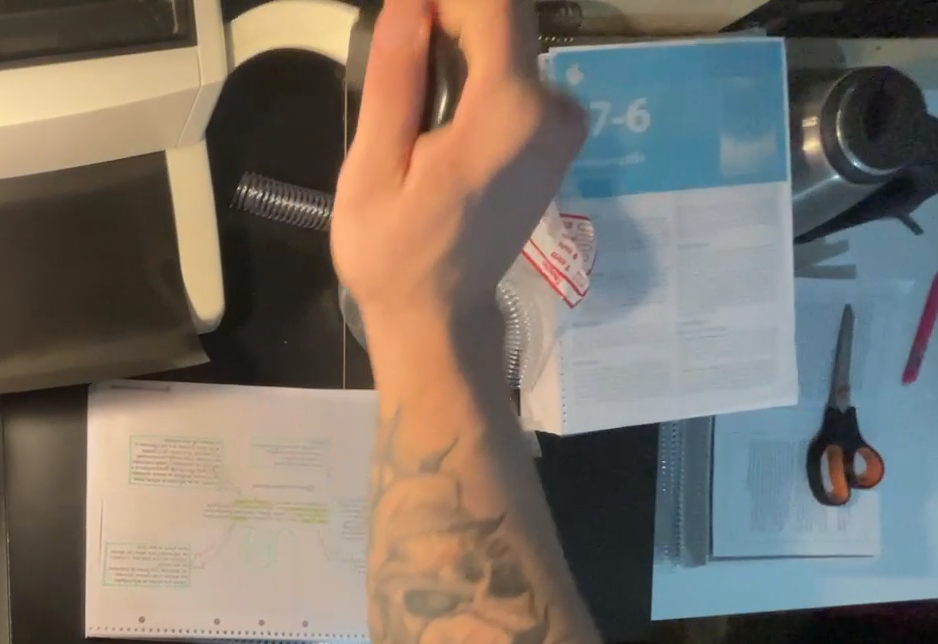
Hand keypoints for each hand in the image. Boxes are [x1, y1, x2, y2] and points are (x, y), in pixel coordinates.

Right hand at [332, 0, 584, 331]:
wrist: (436, 317)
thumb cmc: (391, 255)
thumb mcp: (371, 174)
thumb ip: (394, 85)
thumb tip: (408, 4)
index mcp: (507, 111)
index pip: (493, 4)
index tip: (403, 15)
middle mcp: (555, 107)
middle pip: (506, 26)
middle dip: (450, 28)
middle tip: (398, 76)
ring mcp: (566, 127)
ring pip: (512, 57)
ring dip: (463, 63)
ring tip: (416, 121)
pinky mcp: (561, 143)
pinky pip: (521, 88)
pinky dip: (482, 90)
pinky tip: (443, 136)